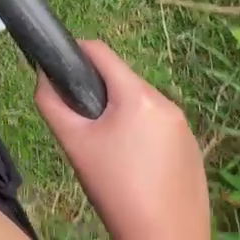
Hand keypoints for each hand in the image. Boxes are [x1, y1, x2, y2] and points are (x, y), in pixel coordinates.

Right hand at [36, 41, 209, 239]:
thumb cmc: (114, 188)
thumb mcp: (72, 141)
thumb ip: (50, 100)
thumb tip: (44, 74)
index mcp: (140, 97)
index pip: (100, 51)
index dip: (74, 52)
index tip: (60, 71)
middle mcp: (168, 105)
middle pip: (120, 79)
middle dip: (98, 90)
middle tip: (83, 122)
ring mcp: (186, 130)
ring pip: (139, 103)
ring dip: (119, 112)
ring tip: (107, 147)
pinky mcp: (194, 152)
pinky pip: (158, 126)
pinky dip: (140, 132)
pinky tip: (132, 165)